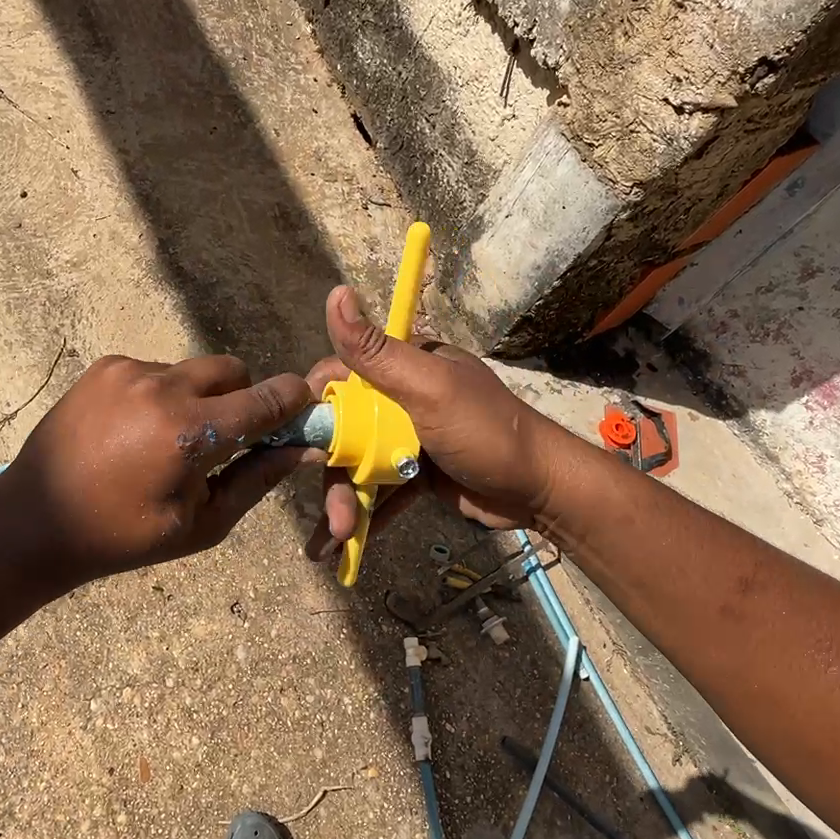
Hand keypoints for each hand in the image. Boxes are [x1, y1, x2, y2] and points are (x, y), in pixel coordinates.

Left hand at [0, 354, 316, 589]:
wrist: (35, 521)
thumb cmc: (124, 537)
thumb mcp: (201, 524)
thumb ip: (257, 480)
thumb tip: (303, 450)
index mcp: (189, 434)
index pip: (266, 398)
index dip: (292, 401)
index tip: (299, 409)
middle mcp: (163, 388)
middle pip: (234, 370)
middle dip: (242, 398)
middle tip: (223, 438)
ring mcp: (129, 371)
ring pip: (193, 370)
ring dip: (199, 397)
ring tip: (168, 440)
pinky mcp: (105, 366)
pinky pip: (157, 370)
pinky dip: (163, 394)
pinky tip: (136, 430)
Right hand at [304, 286, 574, 559]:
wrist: (540, 490)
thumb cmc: (484, 432)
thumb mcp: (428, 388)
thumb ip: (377, 353)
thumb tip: (335, 293)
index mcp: (405, 366)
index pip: (342, 376)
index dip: (318, 409)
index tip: (300, 442)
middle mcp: (402, 397)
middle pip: (346, 429)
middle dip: (331, 470)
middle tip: (330, 511)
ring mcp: (409, 438)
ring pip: (360, 465)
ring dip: (344, 500)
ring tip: (336, 537)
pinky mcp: (418, 475)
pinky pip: (381, 491)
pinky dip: (365, 514)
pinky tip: (345, 545)